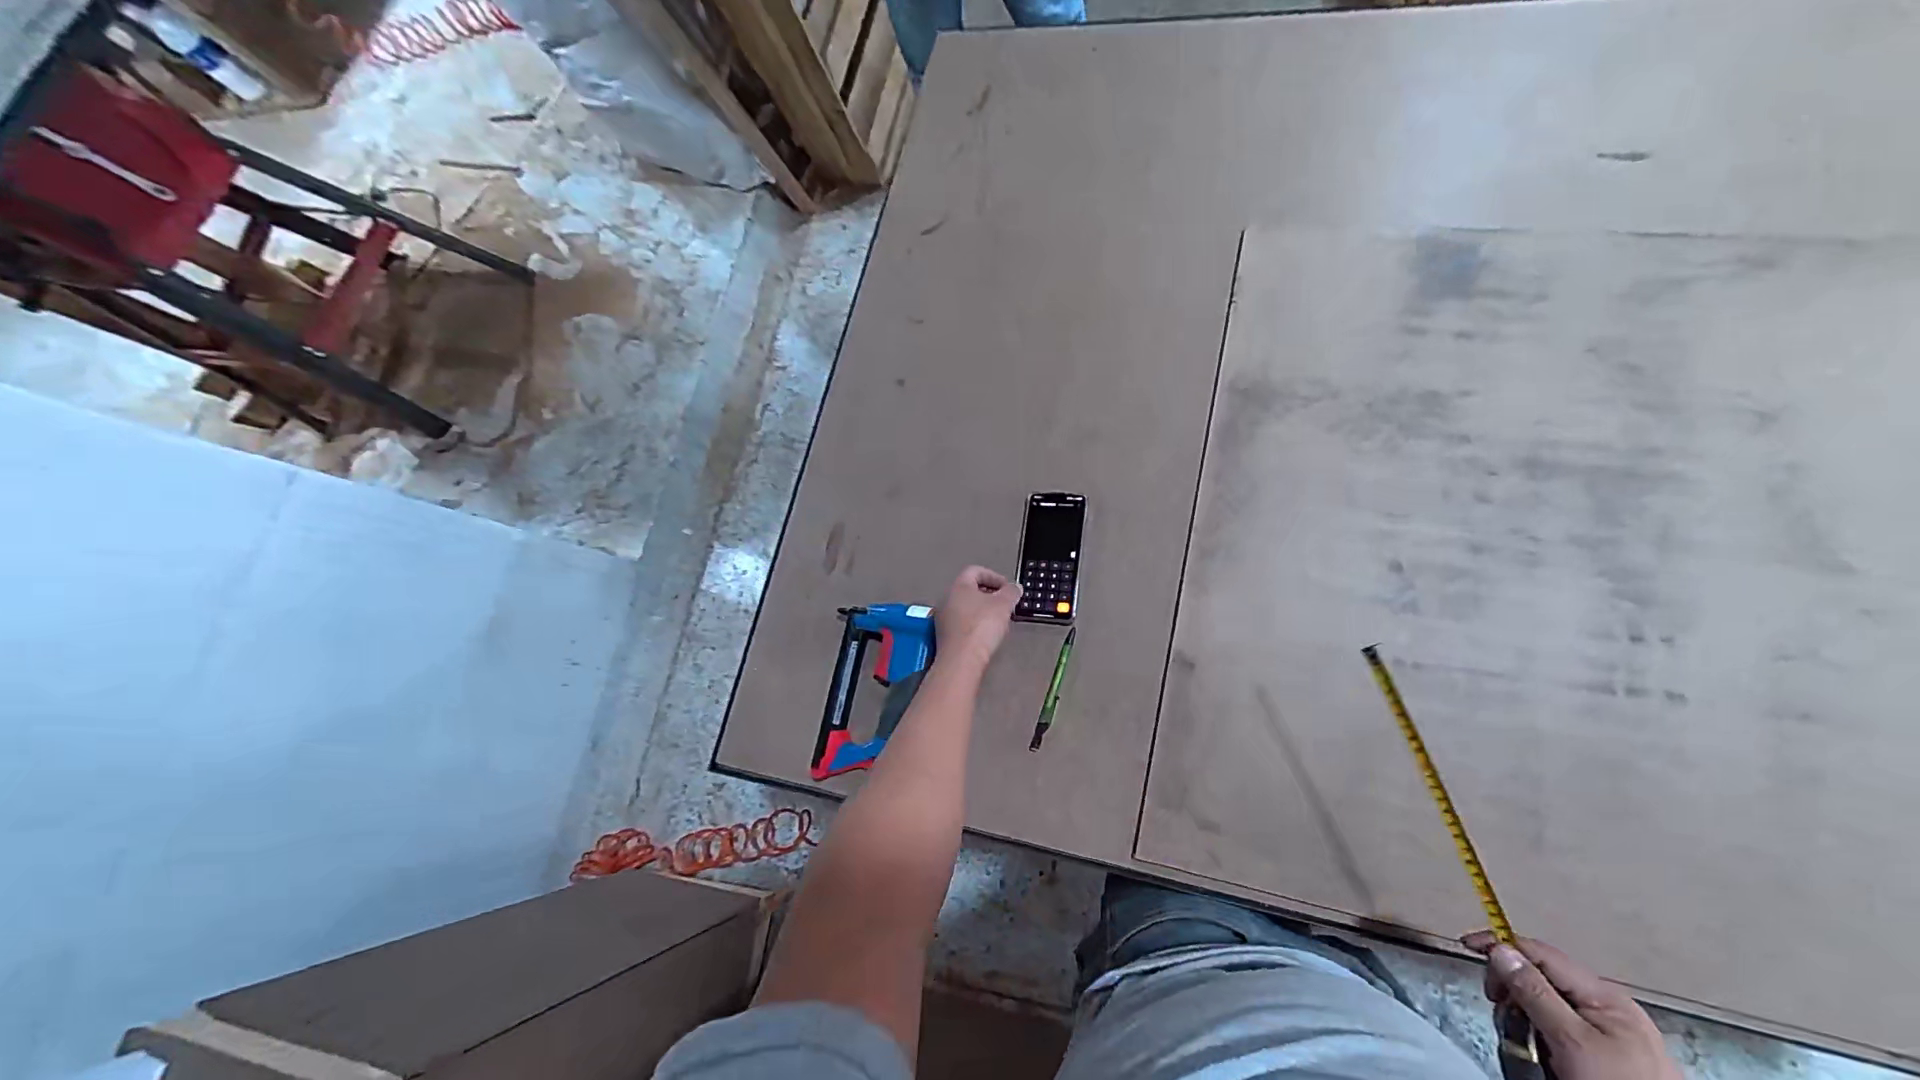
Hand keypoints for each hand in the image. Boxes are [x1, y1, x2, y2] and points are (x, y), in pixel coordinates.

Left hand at [936, 565, 1021, 665]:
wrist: (962, 659)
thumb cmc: (982, 626)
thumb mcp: (1004, 605)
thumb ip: (1011, 592)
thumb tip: (1014, 587)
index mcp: (959, 585)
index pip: (975, 571)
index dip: (994, 576)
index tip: (1007, 588)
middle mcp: (946, 598)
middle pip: (969, 589)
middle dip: (989, 595)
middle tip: (1004, 604)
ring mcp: (943, 618)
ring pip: (965, 607)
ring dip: (982, 610)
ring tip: (997, 620)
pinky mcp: (943, 636)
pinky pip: (961, 623)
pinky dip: (974, 624)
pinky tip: (985, 635)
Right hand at [1463, 932, 1681, 1079]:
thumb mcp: (1571, 1042)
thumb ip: (1535, 992)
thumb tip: (1500, 950)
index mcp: (1605, 996)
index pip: (1541, 952)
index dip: (1501, 944)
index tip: (1467, 946)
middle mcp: (1608, 1006)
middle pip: (1542, 975)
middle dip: (1512, 985)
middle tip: (1497, 1005)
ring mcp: (1609, 1030)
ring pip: (1547, 1001)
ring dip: (1525, 1012)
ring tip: (1523, 1037)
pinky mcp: (1606, 1051)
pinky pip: (1559, 1024)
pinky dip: (1540, 1029)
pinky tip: (1541, 1048)